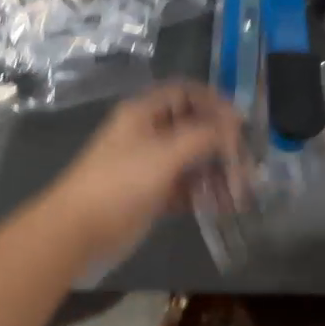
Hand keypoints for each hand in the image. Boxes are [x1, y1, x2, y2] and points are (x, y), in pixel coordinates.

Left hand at [35, 81, 240, 259]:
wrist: (78, 231)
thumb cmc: (120, 183)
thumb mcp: (166, 153)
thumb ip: (204, 135)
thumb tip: (234, 121)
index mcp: (145, 113)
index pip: (186, 94)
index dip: (214, 103)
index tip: (241, 123)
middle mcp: (149, 134)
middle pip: (194, 128)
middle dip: (222, 144)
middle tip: (246, 166)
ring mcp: (151, 166)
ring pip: (193, 160)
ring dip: (218, 173)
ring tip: (240, 193)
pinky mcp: (153, 195)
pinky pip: (187, 188)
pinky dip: (206, 194)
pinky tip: (225, 206)